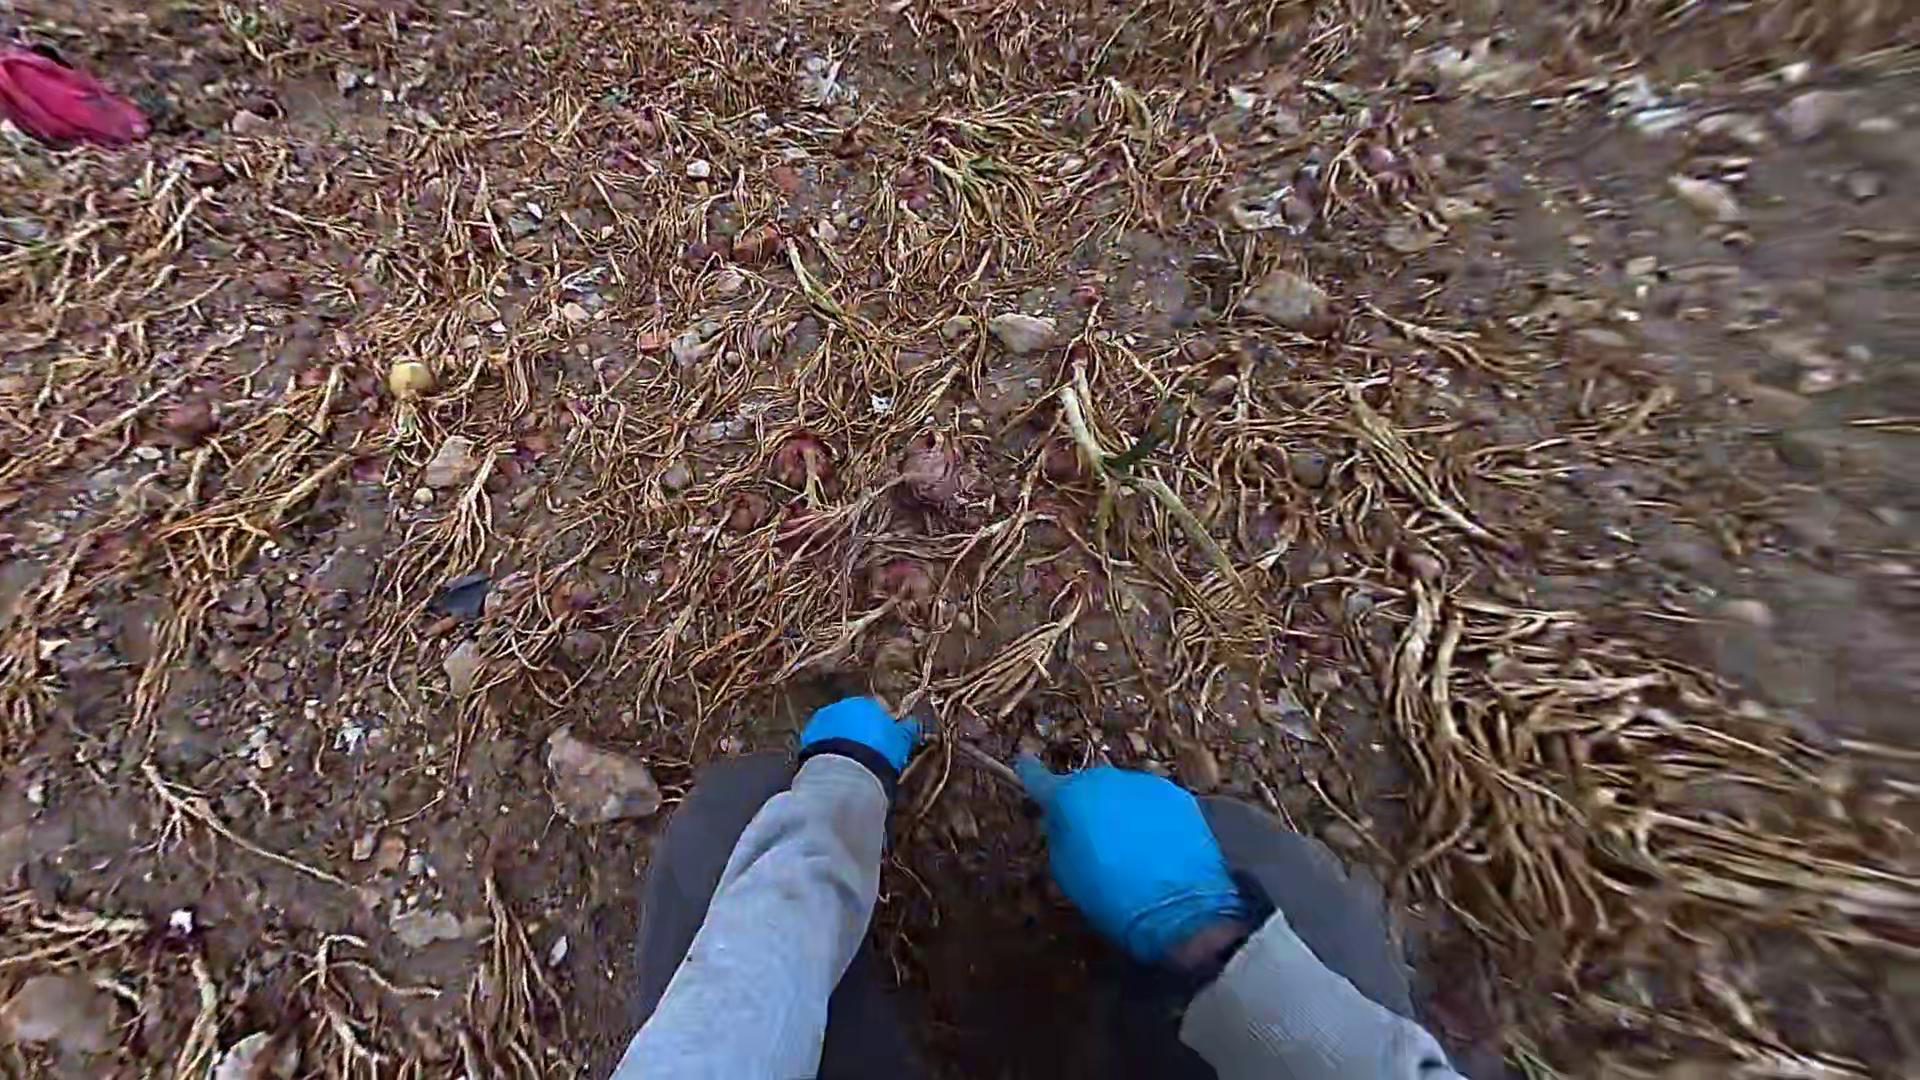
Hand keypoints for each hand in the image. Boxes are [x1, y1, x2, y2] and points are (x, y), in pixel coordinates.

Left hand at [799, 696, 918, 773]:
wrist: (844, 774)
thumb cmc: (878, 755)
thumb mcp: (901, 743)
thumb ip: (907, 730)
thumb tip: (913, 724)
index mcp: (869, 702)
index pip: (879, 707)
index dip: (882, 725)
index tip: (885, 742)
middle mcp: (844, 705)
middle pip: (855, 715)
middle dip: (860, 730)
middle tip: (867, 752)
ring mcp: (823, 719)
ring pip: (836, 726)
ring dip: (842, 738)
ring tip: (849, 762)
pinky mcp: (807, 736)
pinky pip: (820, 740)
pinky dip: (826, 749)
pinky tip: (833, 765)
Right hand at [1016, 756, 1246, 965]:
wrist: (1187, 911)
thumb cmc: (1114, 897)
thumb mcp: (1068, 874)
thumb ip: (1058, 836)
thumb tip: (1061, 819)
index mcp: (1070, 798)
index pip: (1038, 778)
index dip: (1028, 772)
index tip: (1023, 764)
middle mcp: (1103, 780)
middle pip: (1084, 786)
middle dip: (1083, 804)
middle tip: (1092, 838)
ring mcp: (1141, 782)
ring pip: (1118, 791)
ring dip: (1117, 809)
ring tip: (1131, 847)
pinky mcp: (1175, 793)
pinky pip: (1150, 800)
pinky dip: (1147, 816)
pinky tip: (1158, 846)